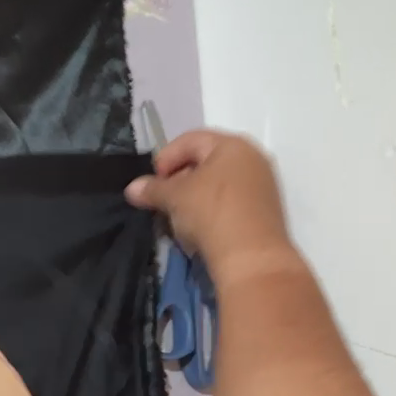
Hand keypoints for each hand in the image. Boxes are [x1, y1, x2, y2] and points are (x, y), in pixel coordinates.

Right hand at [125, 130, 299, 287]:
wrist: (251, 255)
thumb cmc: (211, 213)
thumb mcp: (173, 198)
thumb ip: (152, 189)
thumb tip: (132, 188)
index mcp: (231, 145)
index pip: (190, 140)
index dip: (165, 159)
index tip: (152, 184)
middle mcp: (251, 157)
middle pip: (205, 160)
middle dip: (178, 179)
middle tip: (162, 201)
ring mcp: (261, 183)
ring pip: (216, 182)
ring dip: (192, 197)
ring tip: (178, 217)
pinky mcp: (263, 208)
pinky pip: (229, 200)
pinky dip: (210, 209)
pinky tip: (199, 229)